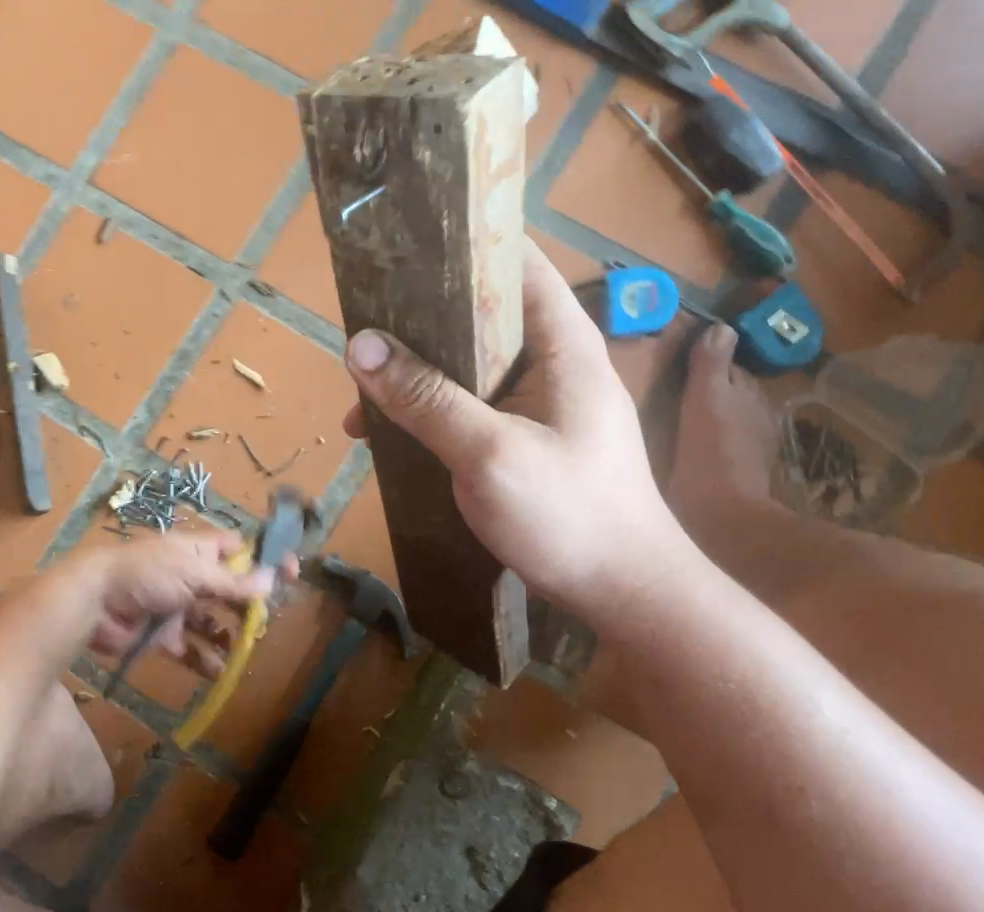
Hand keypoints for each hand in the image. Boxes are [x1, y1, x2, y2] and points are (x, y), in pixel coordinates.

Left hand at [66, 532, 279, 674]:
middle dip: (246, 607)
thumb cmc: (146, 575)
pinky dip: (204, 660)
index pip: (239, 549)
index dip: (264, 559)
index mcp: (198, 551)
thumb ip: (233, 582)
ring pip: (211, 622)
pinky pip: (190, 647)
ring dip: (227, 637)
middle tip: (261, 625)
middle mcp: (189, 576)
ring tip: (241, 652)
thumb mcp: (194, 573)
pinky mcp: (162, 634)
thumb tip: (272, 577)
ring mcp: (175, 606)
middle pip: (229, 591)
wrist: (94, 602)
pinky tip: (219, 672)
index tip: (290, 574)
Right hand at [340, 243, 696, 618]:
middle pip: (483, 318)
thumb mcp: (488, 453)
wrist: (623, 592)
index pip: (517, 264)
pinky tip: (393, 440)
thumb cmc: (567, 515)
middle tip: (361, 342)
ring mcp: (543, 406)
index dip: (463, 247)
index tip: (400, 252)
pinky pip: (473, 411)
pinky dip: (433, 416)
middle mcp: (555, 364)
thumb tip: (360, 345)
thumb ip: (426, 398)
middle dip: (420, 326)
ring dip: (418, 380)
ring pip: (471, 370)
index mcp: (564, 345)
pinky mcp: (530, 442)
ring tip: (362, 405)